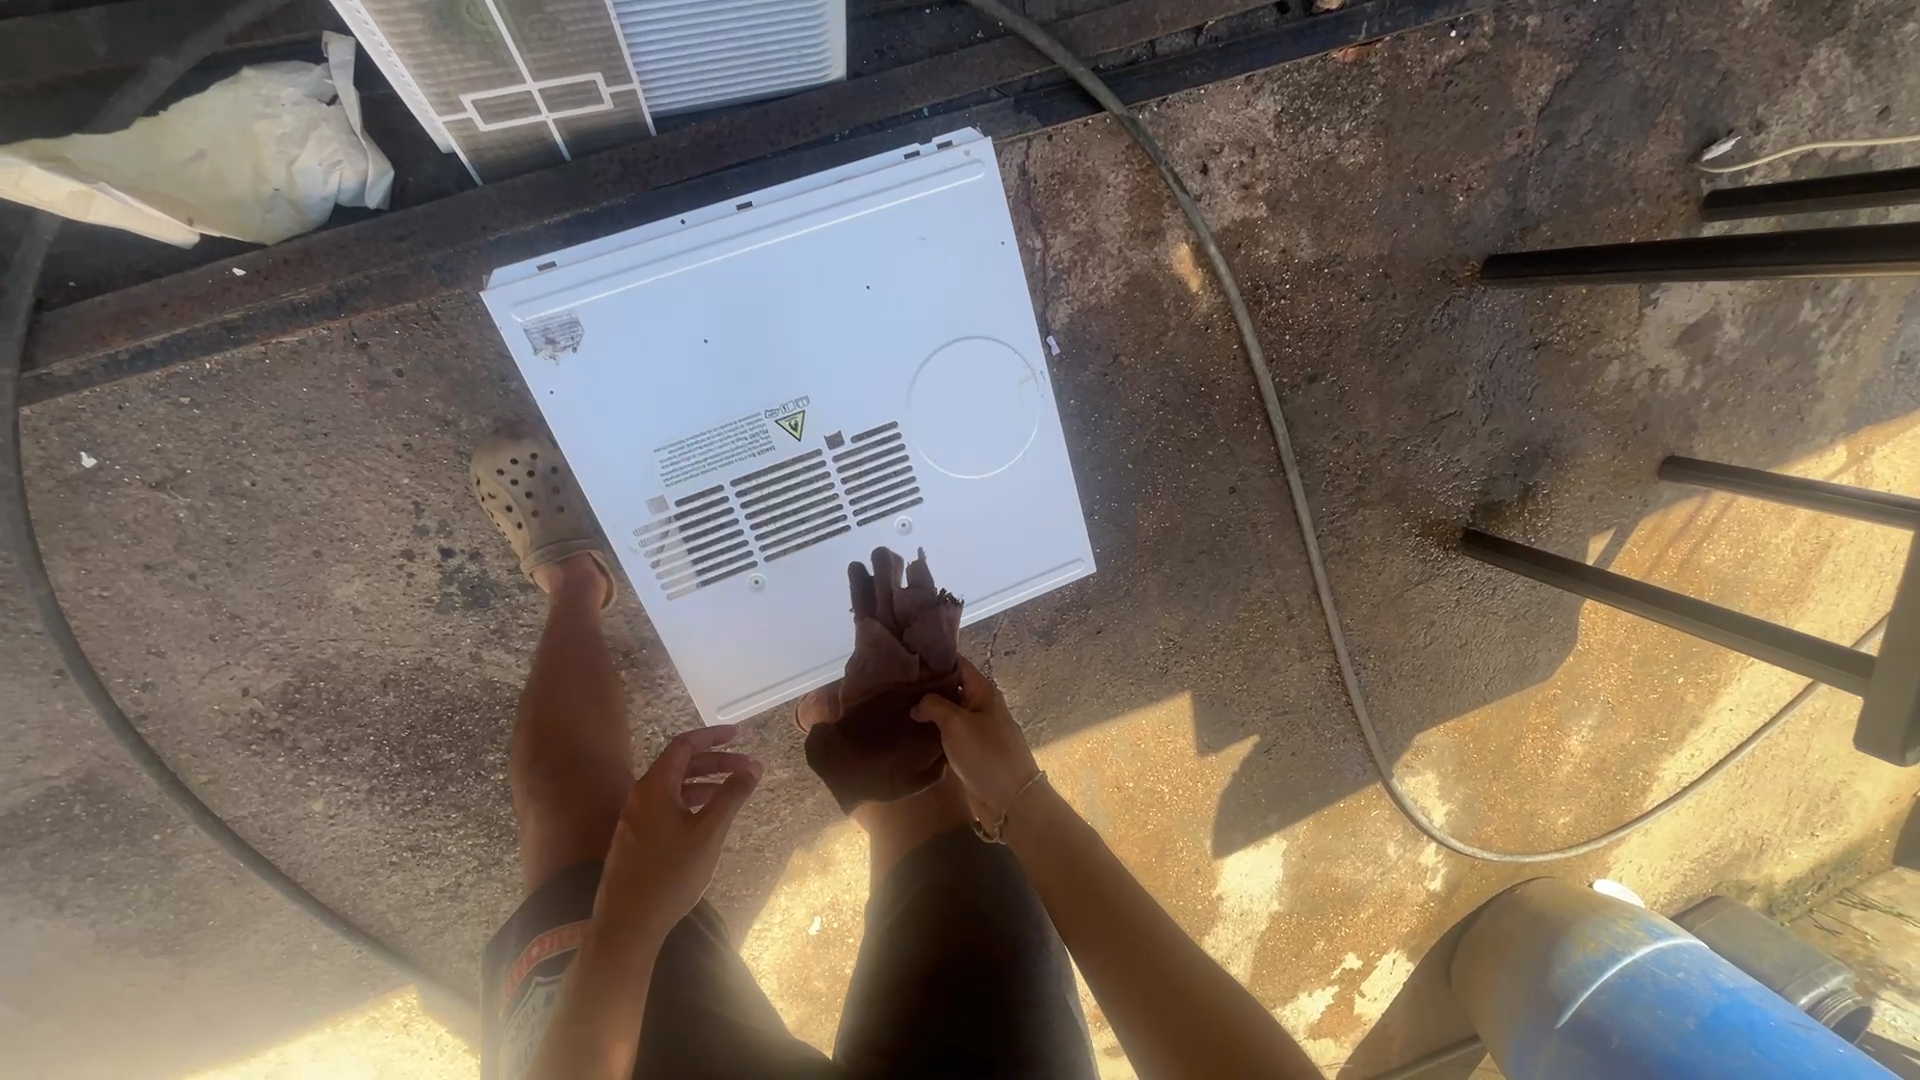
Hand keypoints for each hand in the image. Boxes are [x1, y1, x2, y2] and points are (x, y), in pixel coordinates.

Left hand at [593, 725, 761, 945]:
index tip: (738, 736)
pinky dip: (691, 802)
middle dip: (716, 762)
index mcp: (654, 787)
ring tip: (733, 793)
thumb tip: (753, 766)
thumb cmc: (670, 875)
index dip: (712, 737)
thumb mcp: (709, 833)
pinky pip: (667, 806)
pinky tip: (708, 818)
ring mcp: (635, 818)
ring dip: (705, 783)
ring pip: (674, 787)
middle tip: (746, 768)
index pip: (684, 746)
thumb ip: (731, 796)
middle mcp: (641, 796)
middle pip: (680, 765)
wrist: (627, 925)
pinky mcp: (635, 838)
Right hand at [911, 658, 1040, 822]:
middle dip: (927, 686)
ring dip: (928, 711)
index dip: (935, 659)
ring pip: (949, 713)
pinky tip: (912, 732)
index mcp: (983, 691)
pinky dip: (933, 732)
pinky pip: (949, 735)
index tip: (907, 659)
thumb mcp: (956, 723)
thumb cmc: (986, 754)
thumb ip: (933, 705)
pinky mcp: (971, 751)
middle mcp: (981, 706)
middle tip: (895, 684)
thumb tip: (917, 704)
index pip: (958, 664)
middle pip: (952, 688)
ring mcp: (977, 729)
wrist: (1010, 799)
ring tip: (897, 705)